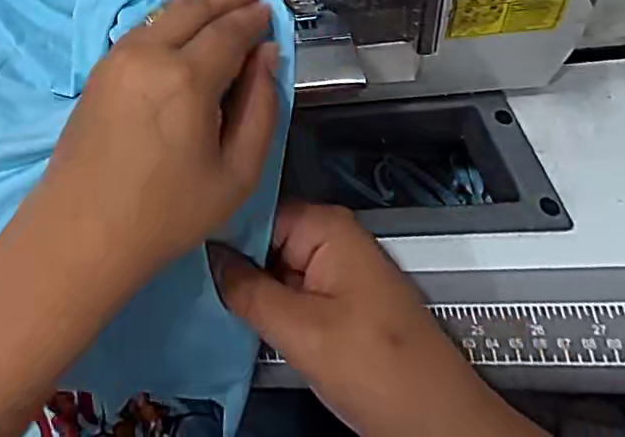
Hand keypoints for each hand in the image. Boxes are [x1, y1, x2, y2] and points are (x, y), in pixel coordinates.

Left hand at [27, 0, 279, 284]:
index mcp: (187, 78)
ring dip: (196, 3)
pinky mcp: (101, 68)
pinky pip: (141, 28)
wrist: (84, 227)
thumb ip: (260, 107)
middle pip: (194, 11)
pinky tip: (176, 17)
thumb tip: (266, 55)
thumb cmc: (168, 210)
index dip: (251, 19)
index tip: (268, 9)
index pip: (228, 32)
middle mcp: (150, 54)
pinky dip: (166, 16)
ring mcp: (119, 57)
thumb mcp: (236, 172)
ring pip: (164, 15)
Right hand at [211, 203, 542, 436]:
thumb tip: (207, 257)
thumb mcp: (303, 332)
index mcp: (325, 225)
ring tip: (201, 291)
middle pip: (262, 236)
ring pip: (271, 265)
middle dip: (230, 258)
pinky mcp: (334, 299)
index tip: (182, 241)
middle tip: (186, 273)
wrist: (442, 429)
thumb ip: (247, 290)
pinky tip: (234, 313)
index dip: (220, 227)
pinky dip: (264, 302)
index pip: (255, 210)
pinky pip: (287, 288)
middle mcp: (329, 236)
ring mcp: (332, 268)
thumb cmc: (379, 370)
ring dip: (245, 284)